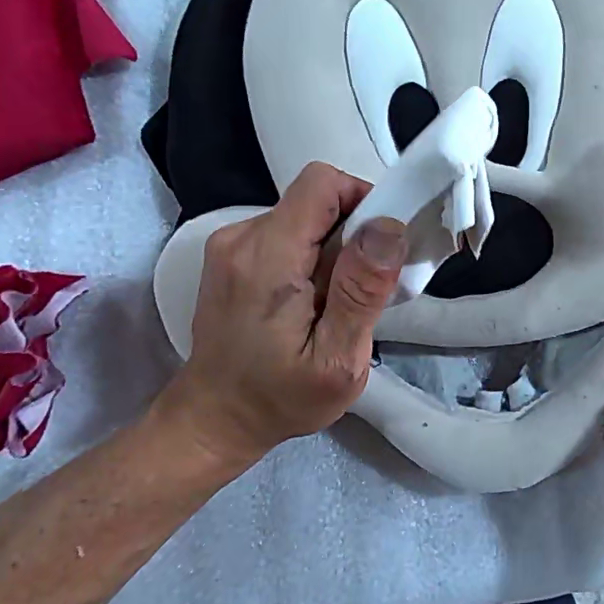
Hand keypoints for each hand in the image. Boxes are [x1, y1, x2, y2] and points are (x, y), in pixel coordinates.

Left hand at [154, 162, 407, 469]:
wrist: (216, 419)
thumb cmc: (280, 399)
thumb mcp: (336, 361)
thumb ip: (361, 292)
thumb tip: (388, 228)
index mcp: (267, 257)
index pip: (323, 183)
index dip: (363, 199)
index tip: (385, 246)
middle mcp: (242, 238)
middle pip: (317, 199)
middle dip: (355, 233)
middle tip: (367, 287)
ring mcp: (233, 244)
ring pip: (306, 216)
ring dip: (336, 246)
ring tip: (340, 299)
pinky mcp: (233, 255)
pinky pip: (289, 231)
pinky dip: (314, 255)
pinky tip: (316, 298)